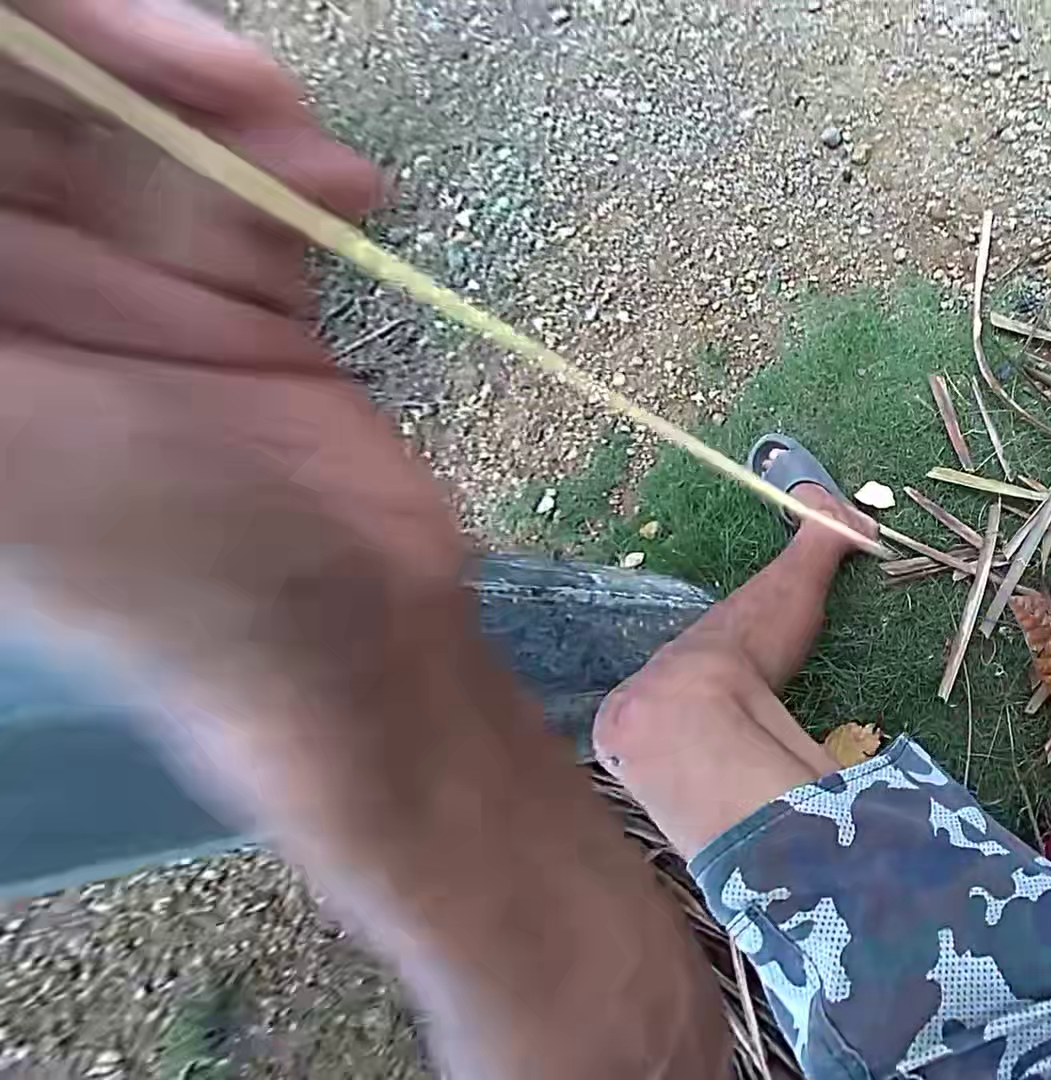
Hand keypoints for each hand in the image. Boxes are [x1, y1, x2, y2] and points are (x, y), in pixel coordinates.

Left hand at [0, 1, 464, 747]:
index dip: (2, 51)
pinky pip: (259, 220)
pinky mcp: (244, 318)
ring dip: (224, 126)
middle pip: (16, 110)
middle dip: (106, 66)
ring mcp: (120, 296)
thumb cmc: (175, 550)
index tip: (79, 37)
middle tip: (228, 72)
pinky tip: (351, 187)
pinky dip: (303, 191)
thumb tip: (12, 119)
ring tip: (300, 129)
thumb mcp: (18, 418)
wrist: (351, 623)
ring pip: (144, 152)